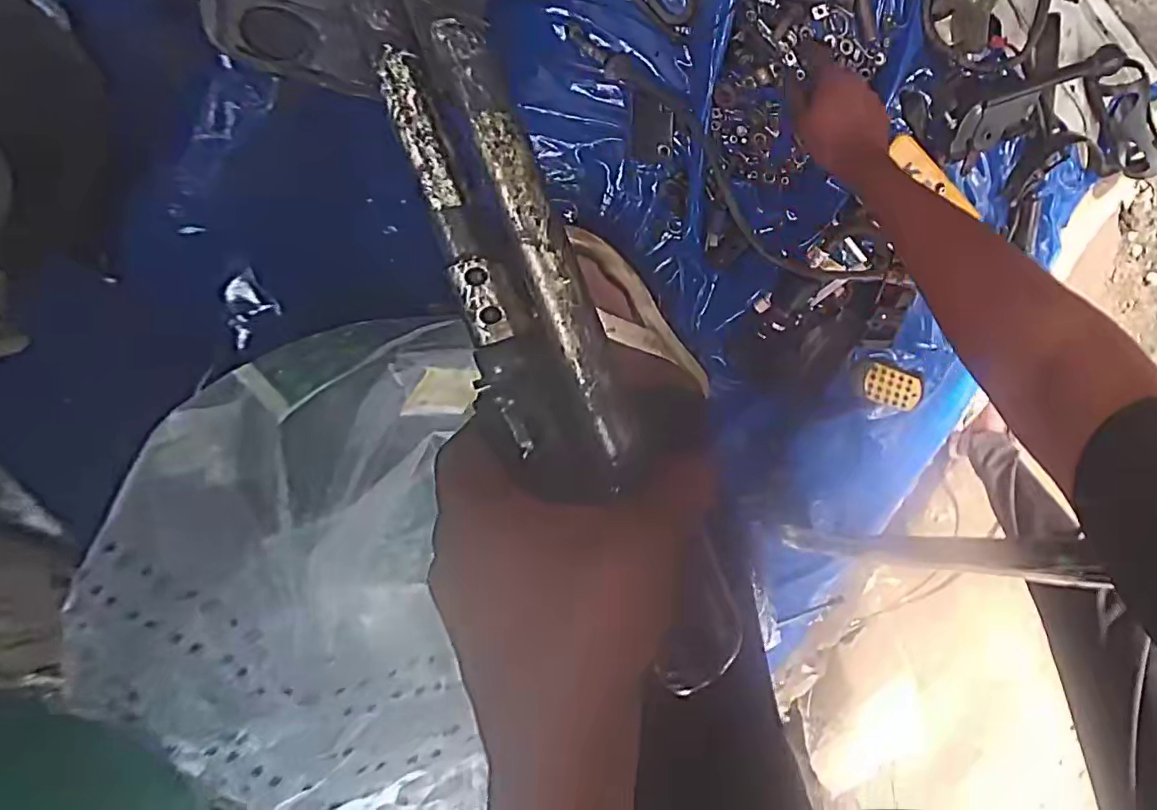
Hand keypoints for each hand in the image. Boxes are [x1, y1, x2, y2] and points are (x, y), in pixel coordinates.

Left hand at [429, 419, 714, 802]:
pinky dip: (549, 561)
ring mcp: (465, 605)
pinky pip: (512, 578)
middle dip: (543, 466)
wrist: (567, 741)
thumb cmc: (593, 616)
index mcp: (477, 515)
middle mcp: (455, 556)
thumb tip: (701, 456)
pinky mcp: (486, 642)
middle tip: (599, 455)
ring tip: (608, 509)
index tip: (563, 413)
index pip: (470, 441)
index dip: (511, 417)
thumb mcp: (650, 534)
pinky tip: (600, 569)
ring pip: (502, 537)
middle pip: (490, 488)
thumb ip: (679, 483)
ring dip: (549, 517)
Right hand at [788, 42, 890, 184]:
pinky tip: (845, 123)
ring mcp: (869, 94)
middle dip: (822, 81)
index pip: (815, 53)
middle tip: (811, 96)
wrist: (862, 163)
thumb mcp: (801, 119)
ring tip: (828, 115)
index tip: (801, 53)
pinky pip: (862, 102)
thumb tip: (791, 82)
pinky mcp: (879, 109)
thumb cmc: (832, 143)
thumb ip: (795, 94)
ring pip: (849, 87)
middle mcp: (853, 80)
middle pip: (834, 72)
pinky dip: (853, 108)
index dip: (806, 53)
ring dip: (839, 95)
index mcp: (832, 77)